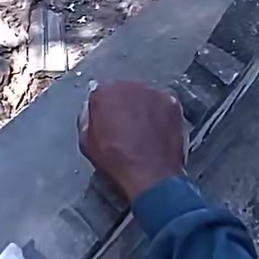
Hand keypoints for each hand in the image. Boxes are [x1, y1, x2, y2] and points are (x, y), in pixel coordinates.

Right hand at [79, 80, 184, 202]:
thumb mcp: (87, 142)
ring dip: (141, 107)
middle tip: (124, 125)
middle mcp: (129, 85)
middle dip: (123, 104)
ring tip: (142, 129)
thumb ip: (87, 118)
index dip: (102, 107)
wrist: (150, 173)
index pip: (100, 91)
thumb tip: (92, 110)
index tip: (105, 119)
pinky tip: (156, 130)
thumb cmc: (117, 160)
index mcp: (104, 92)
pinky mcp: (172, 102)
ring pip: (144, 96)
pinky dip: (159, 113)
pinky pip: (162, 104)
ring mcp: (153, 92)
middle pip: (124, 90)